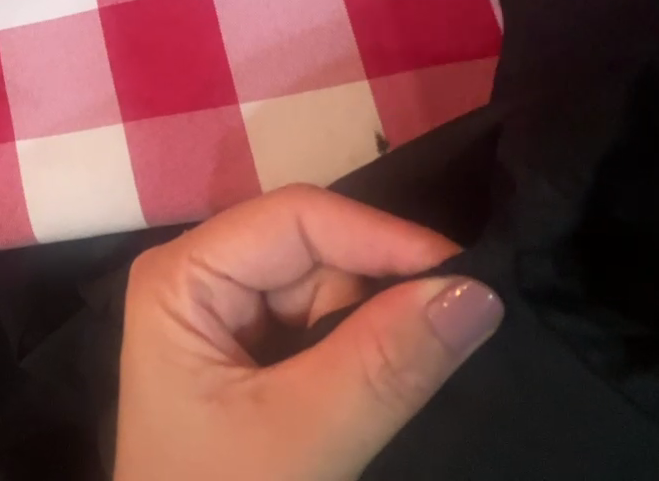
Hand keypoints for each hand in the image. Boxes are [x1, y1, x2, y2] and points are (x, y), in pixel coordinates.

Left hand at [113, 185, 503, 480]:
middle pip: (310, 245)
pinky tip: (388, 373)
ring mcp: (221, 309)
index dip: (381, 236)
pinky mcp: (246, 347)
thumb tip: (475, 291)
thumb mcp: (301, 440)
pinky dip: (361, 345)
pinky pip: (319, 322)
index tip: (471, 279)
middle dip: (382, 282)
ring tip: (420, 364)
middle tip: (464, 326)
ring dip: (376, 320)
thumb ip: (384, 362)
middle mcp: (198, 272)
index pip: (294, 218)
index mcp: (183, 273)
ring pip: (323, 283)